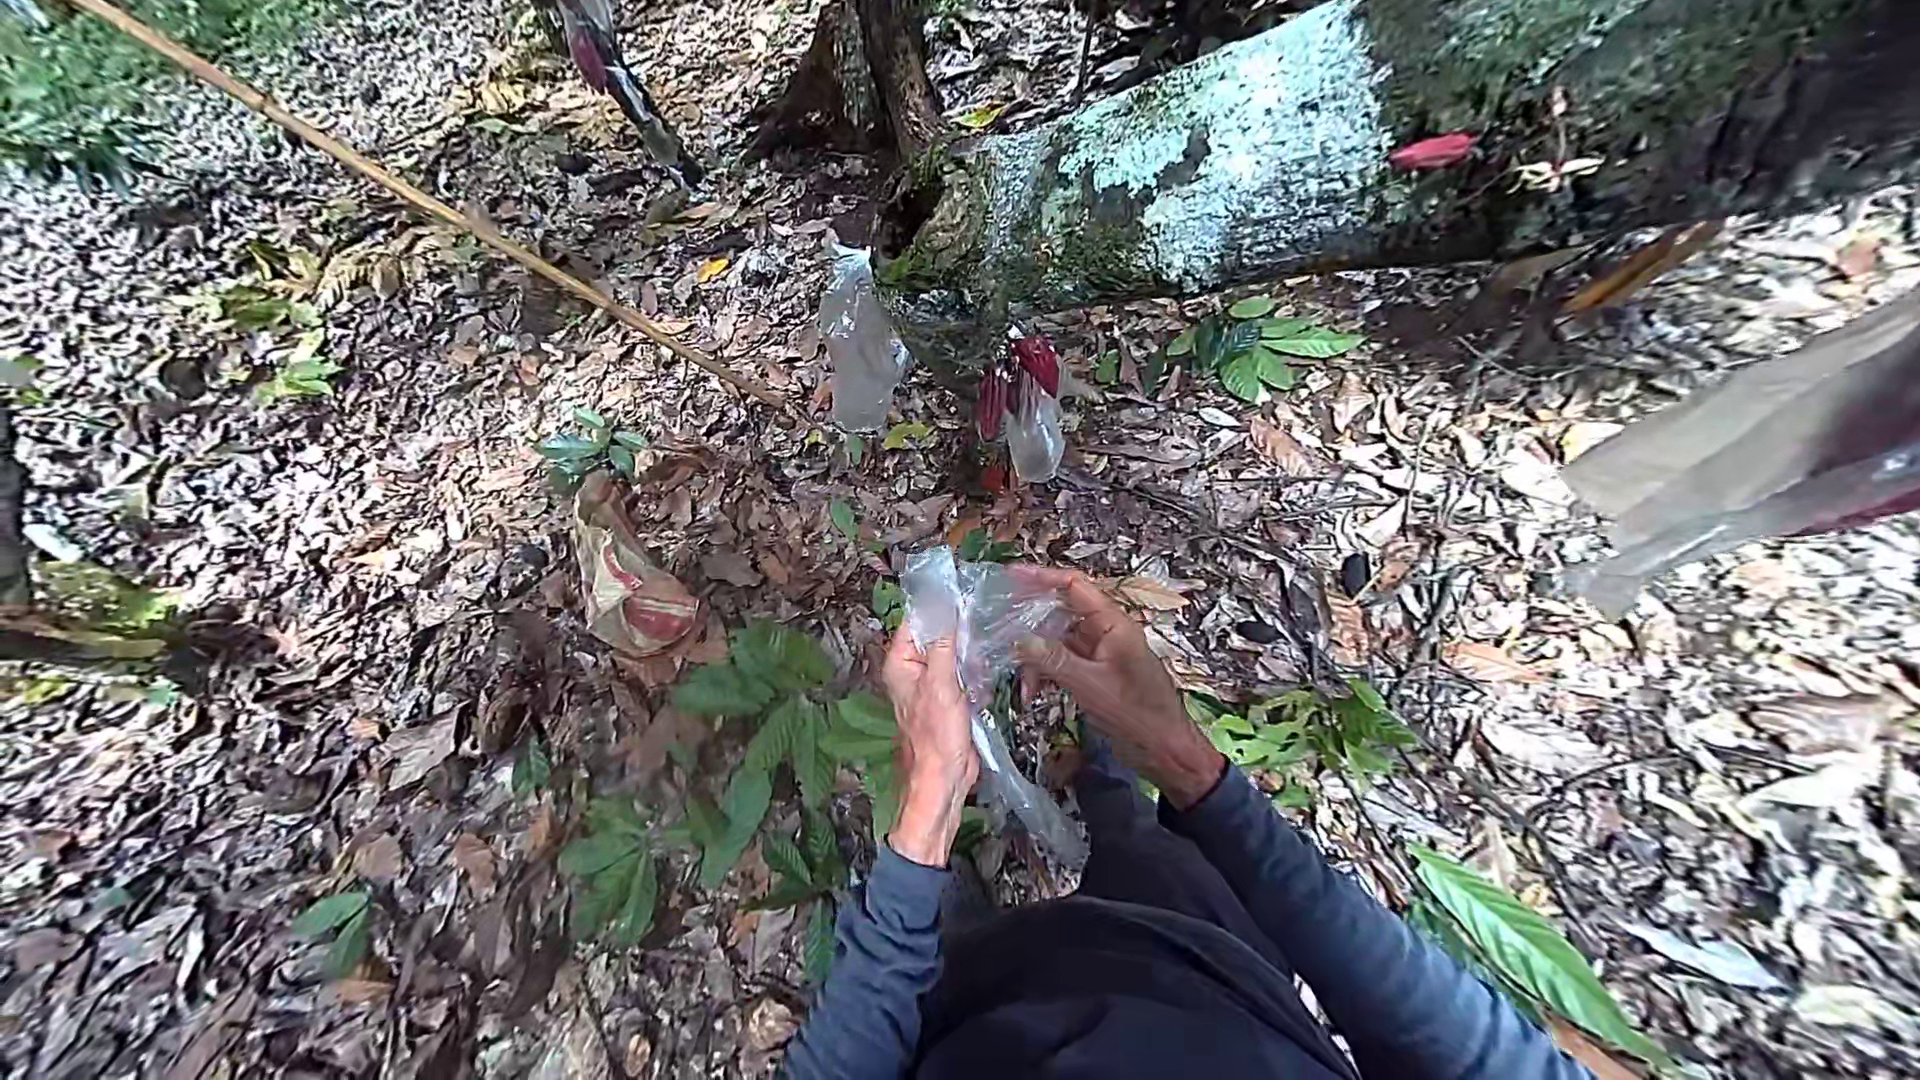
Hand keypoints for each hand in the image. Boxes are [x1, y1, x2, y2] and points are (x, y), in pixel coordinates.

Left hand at [879, 627, 977, 866]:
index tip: (961, 597)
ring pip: (952, 653)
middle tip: (978, 621)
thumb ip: (944, 645)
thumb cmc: (935, 736)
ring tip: (982, 649)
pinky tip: (982, 674)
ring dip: (968, 652)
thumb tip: (948, 610)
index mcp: (900, 663)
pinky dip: (973, 671)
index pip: (915, 621)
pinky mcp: (947, 696)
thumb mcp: (942, 683)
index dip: (937, 609)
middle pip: (935, 635)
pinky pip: (961, 672)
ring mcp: (930, 683)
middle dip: (957, 631)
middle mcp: (912, 670)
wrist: (944, 778)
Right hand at [1014, 567, 1225, 808]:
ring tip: (1025, 687)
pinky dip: (1047, 674)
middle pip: (1060, 614)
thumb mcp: (1090, 685)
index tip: (1011, 575)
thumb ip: (1054, 660)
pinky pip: (1063, 663)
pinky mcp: (1095, 672)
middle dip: (1031, 629)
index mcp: (1113, 623)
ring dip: (1037, 661)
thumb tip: (1020, 640)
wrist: (1166, 749)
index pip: (1074, 586)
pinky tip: (1034, 693)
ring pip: (1058, 643)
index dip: (1041, 577)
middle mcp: (1105, 631)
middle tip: (1002, 635)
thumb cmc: (1136, 713)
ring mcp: (1099, 652)